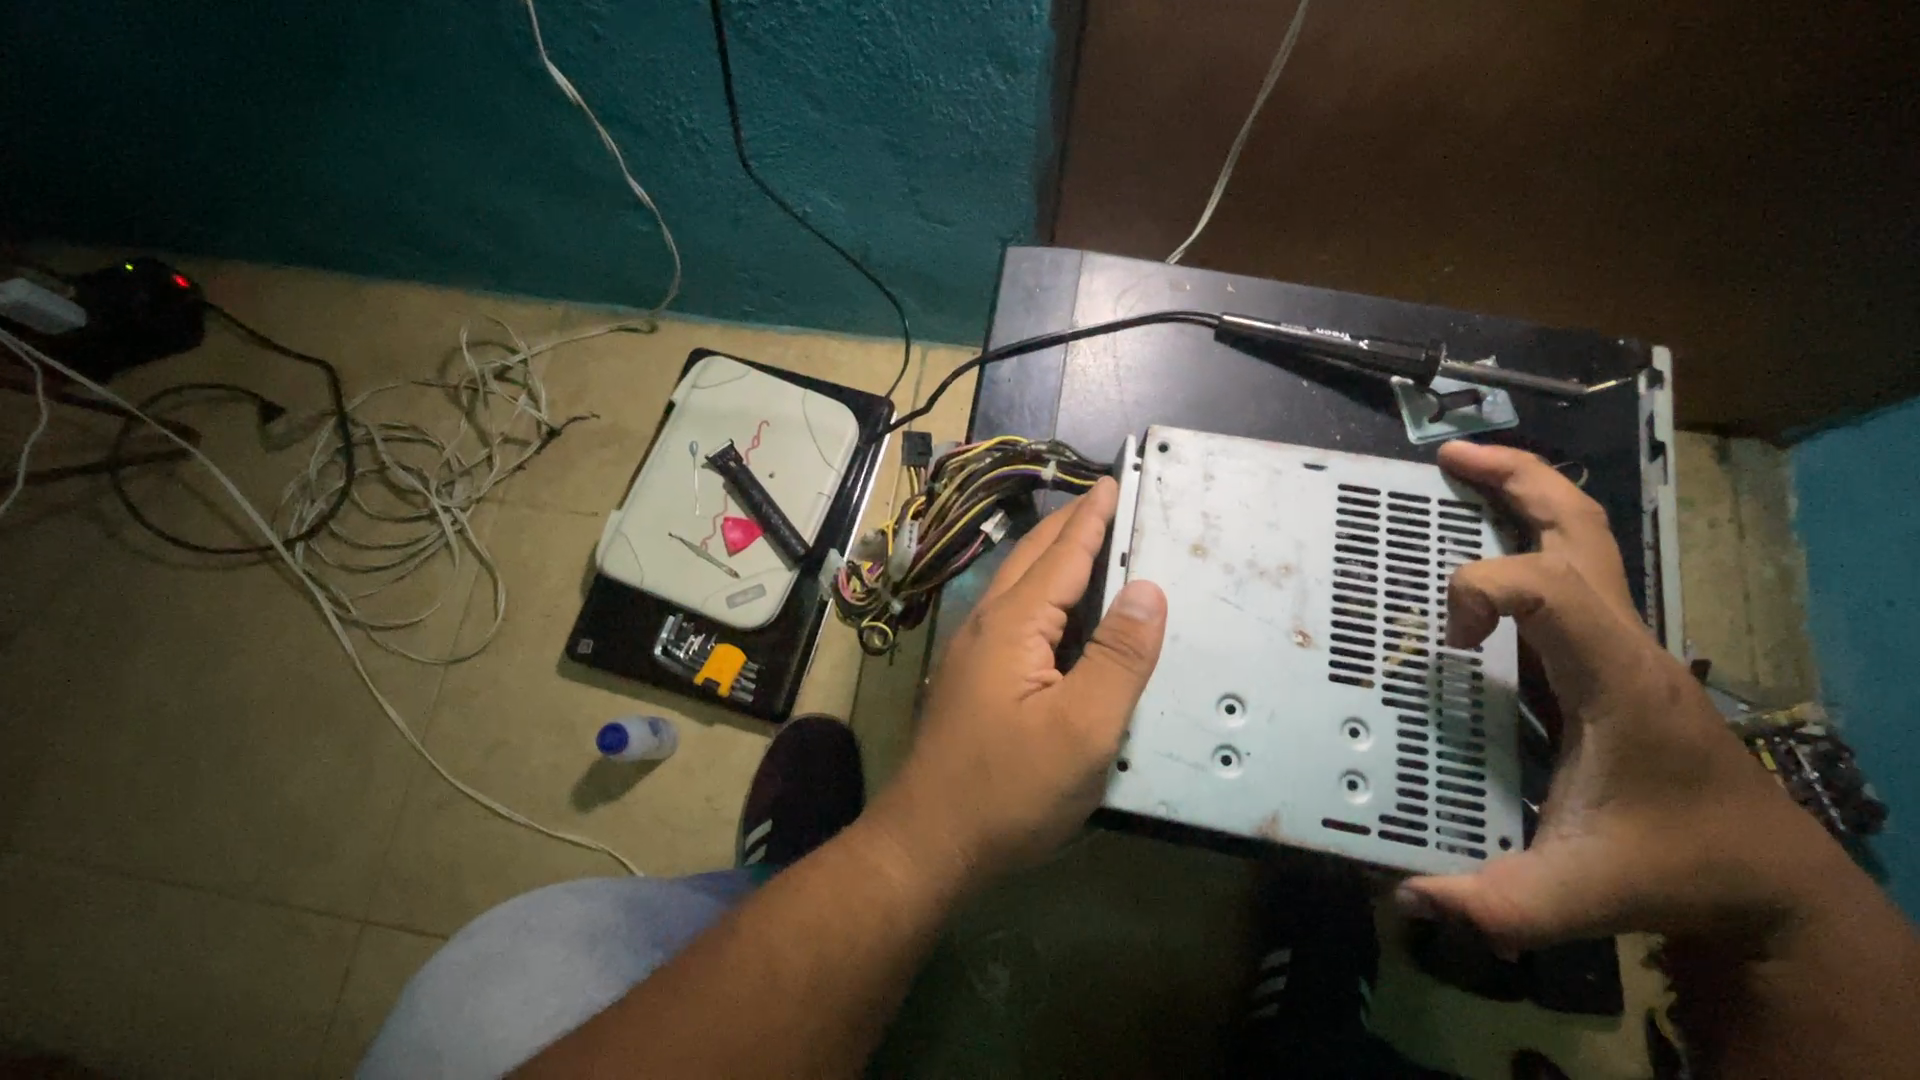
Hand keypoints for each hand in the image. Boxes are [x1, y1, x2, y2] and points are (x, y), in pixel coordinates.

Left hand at [871, 477, 1166, 880]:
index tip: (1115, 483)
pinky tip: (1061, 617)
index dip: (1092, 519)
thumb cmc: (1009, 789)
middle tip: (1108, 504)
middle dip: (1071, 528)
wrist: (929, 842)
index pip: (1062, 555)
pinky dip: (1045, 597)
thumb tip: (1149, 590)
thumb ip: (1119, 658)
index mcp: (1013, 625)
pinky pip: (1015, 618)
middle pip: (1033, 561)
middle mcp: (986, 627)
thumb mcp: (1082, 729)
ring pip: (1019, 588)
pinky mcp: (972, 682)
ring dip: (1055, 560)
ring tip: (1091, 547)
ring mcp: (972, 654)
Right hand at [1398, 442, 1844, 954]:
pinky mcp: (1610, 656)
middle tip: (1446, 456)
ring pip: (1586, 538)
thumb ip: (1499, 902)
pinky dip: (1528, 539)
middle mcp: (1626, 642)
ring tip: (1459, 474)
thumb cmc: (1680, 868)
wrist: (1767, 878)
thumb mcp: (1585, 891)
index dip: (1485, 587)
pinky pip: (1570, 573)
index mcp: (1618, 678)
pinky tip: (1484, 556)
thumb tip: (1407, 898)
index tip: (1450, 638)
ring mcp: (1624, 642)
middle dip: (1517, 480)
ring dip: (1525, 496)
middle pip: (1583, 528)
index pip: (1551, 585)